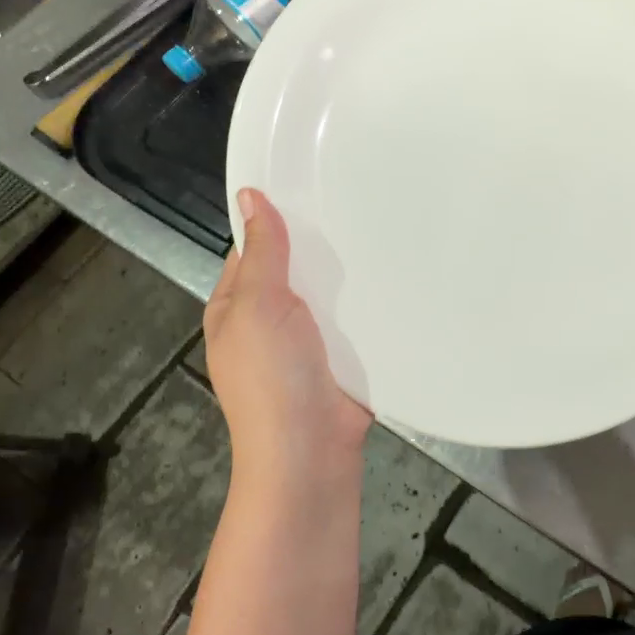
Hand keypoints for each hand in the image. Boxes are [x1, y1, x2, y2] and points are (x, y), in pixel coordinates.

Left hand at [204, 188, 369, 481]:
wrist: (310, 449)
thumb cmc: (272, 376)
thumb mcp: (257, 306)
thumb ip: (262, 253)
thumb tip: (251, 197)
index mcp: (236, 306)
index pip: (253, 248)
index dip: (277, 219)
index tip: (314, 185)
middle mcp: (269, 321)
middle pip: (297, 269)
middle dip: (323, 244)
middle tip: (363, 201)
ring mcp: (308, 342)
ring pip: (331, 294)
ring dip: (352, 274)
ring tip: (389, 229)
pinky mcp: (344, 358)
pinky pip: (357, 320)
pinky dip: (372, 304)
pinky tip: (398, 278)